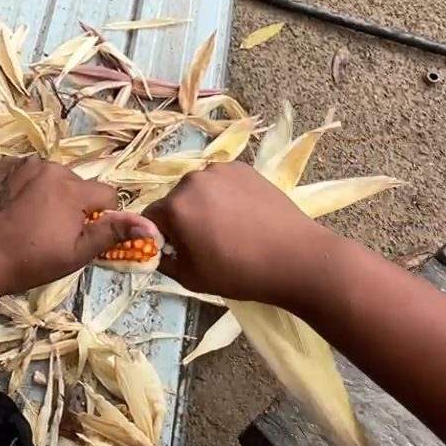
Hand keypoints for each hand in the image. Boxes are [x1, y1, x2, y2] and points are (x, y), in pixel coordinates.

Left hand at [0, 157, 155, 298]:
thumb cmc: (28, 261)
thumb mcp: (75, 254)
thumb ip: (112, 233)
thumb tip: (150, 225)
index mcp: (72, 188)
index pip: (106, 193)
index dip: (101, 215)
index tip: (81, 234)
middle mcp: (50, 167)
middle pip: (77, 183)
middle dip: (73, 203)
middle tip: (51, 232)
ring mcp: (21, 164)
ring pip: (50, 176)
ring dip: (48, 193)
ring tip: (29, 221)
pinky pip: (24, 172)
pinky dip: (24, 186)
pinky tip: (12, 210)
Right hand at [145, 161, 335, 305]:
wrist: (296, 259)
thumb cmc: (240, 273)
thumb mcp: (191, 278)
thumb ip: (162, 260)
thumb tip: (152, 248)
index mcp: (175, 206)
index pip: (149, 218)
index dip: (160, 236)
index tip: (180, 251)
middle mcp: (191, 180)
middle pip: (174, 200)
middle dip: (183, 218)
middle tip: (208, 242)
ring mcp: (219, 170)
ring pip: (197, 189)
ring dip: (203, 204)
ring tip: (230, 228)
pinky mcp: (242, 168)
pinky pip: (221, 181)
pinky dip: (225, 194)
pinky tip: (244, 214)